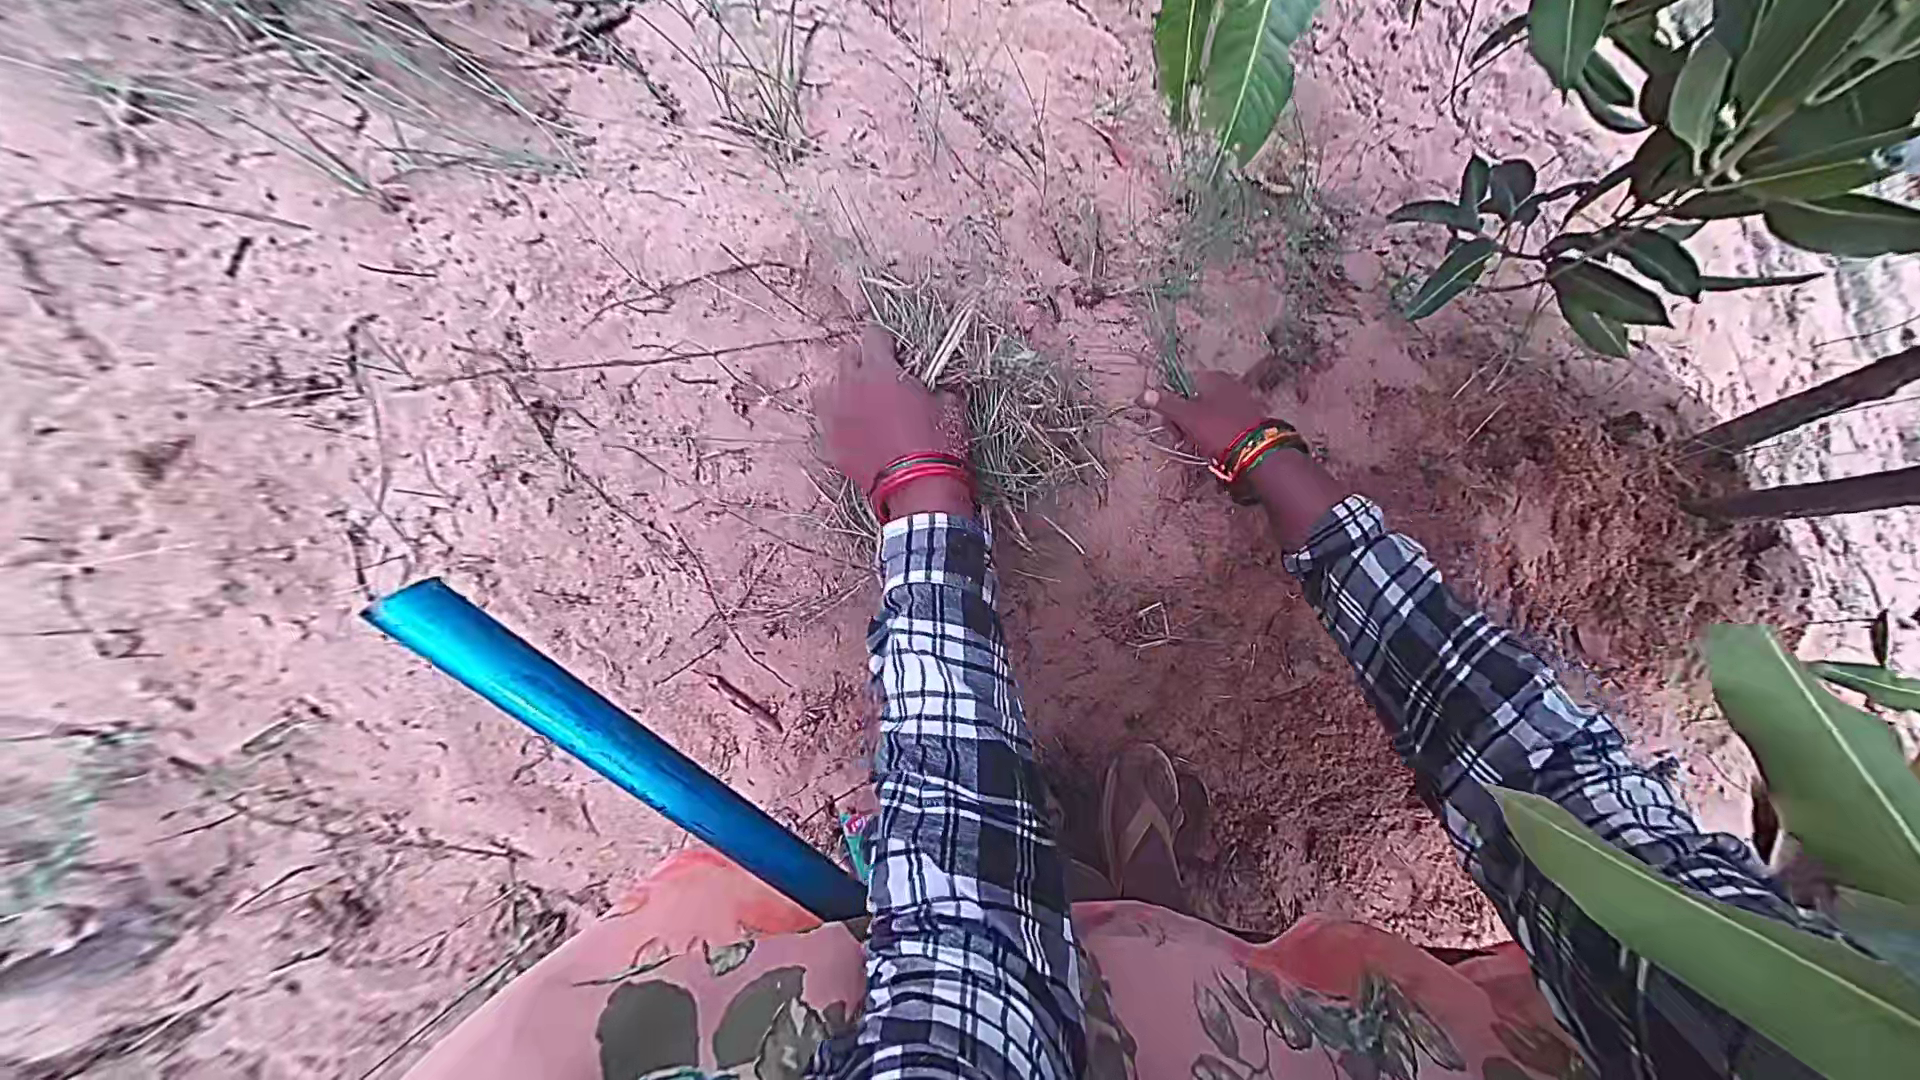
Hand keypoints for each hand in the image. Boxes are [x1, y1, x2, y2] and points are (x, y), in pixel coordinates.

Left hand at [818, 327, 973, 519]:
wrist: (919, 489)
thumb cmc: (939, 444)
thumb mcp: (951, 407)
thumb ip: (938, 386)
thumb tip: (938, 385)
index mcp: (880, 371)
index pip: (874, 335)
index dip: (888, 343)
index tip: (897, 354)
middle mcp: (851, 387)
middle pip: (846, 357)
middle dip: (862, 361)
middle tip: (880, 377)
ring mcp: (835, 416)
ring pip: (828, 388)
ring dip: (844, 389)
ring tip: (861, 403)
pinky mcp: (830, 444)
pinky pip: (828, 423)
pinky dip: (840, 422)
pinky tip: (855, 431)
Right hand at [1140, 370, 1269, 460]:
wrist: (1256, 452)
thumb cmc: (1219, 429)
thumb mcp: (1186, 416)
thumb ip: (1164, 403)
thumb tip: (1142, 394)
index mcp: (1213, 378)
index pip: (1181, 383)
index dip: (1169, 402)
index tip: (1168, 422)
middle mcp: (1228, 385)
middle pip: (1192, 399)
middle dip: (1181, 419)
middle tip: (1180, 437)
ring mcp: (1239, 402)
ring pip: (1205, 413)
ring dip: (1194, 429)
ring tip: (1194, 445)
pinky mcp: (1245, 419)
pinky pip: (1218, 423)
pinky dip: (1210, 433)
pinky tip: (1209, 446)